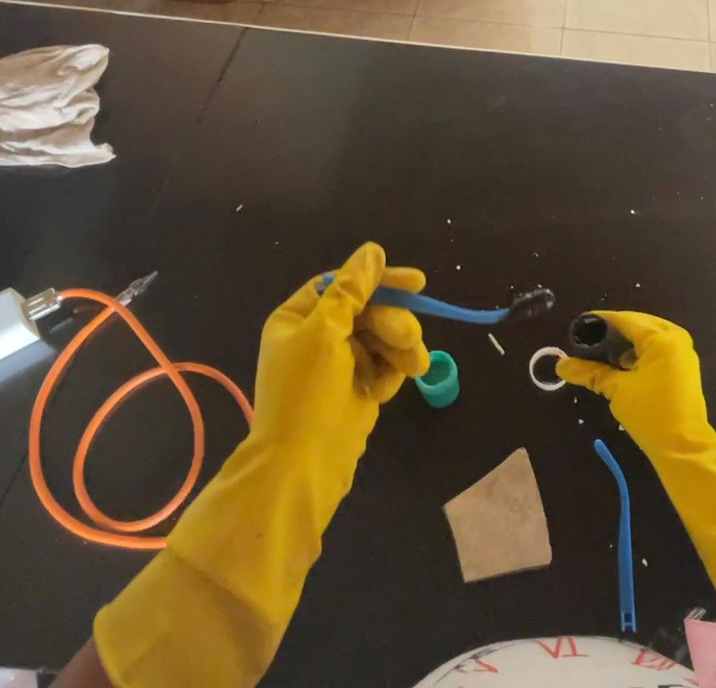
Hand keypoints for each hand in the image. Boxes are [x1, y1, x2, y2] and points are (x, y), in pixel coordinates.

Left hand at [252, 242, 430, 442]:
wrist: (303, 466)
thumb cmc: (306, 394)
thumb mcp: (326, 334)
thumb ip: (352, 290)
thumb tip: (372, 249)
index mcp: (299, 317)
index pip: (345, 283)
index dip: (381, 281)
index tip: (416, 283)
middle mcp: (319, 334)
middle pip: (371, 310)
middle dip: (394, 324)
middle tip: (407, 339)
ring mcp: (342, 361)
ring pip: (386, 337)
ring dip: (401, 349)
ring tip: (411, 369)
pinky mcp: (362, 384)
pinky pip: (388, 364)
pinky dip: (392, 374)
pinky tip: (383, 393)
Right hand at [556, 311, 710, 453]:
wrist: (683, 448)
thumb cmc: (651, 415)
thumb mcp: (617, 390)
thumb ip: (590, 373)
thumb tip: (561, 366)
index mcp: (661, 338)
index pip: (625, 319)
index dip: (601, 320)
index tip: (578, 325)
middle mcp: (675, 337)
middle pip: (637, 324)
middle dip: (613, 331)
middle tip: (586, 340)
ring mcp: (682, 351)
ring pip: (648, 336)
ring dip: (626, 342)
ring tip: (599, 351)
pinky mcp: (683, 365)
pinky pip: (657, 348)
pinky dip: (639, 351)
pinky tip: (620, 362)